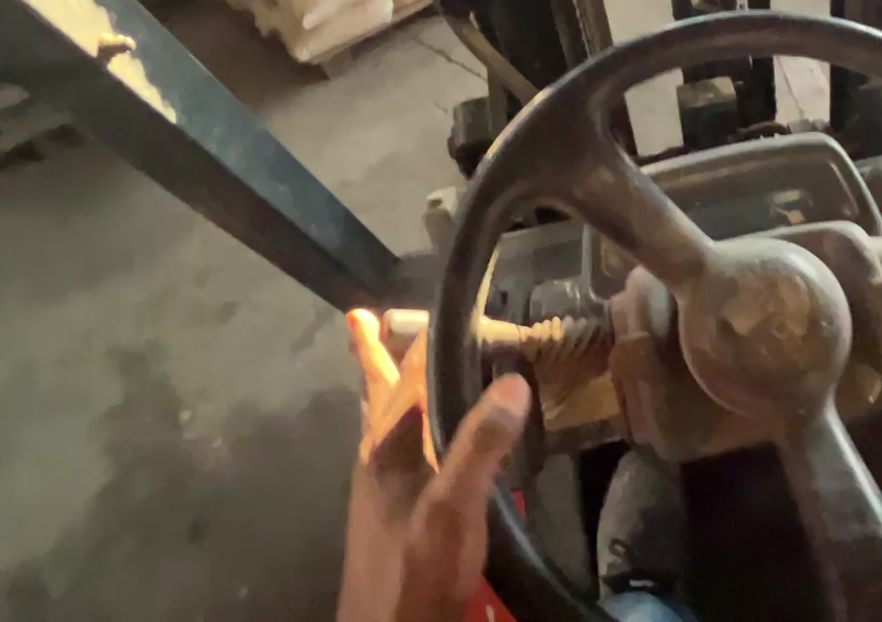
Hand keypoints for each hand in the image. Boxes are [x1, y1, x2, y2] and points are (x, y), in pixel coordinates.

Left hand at [337, 308, 531, 621]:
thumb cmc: (416, 573)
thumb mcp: (452, 509)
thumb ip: (479, 446)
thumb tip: (514, 380)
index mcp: (388, 445)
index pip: (410, 371)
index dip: (433, 338)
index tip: (460, 307)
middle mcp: (381, 454)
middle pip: (384, 386)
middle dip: (380, 350)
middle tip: (368, 318)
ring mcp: (386, 480)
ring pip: (386, 412)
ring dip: (382, 377)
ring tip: (369, 344)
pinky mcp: (401, 502)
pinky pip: (403, 440)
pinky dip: (407, 415)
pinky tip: (421, 421)